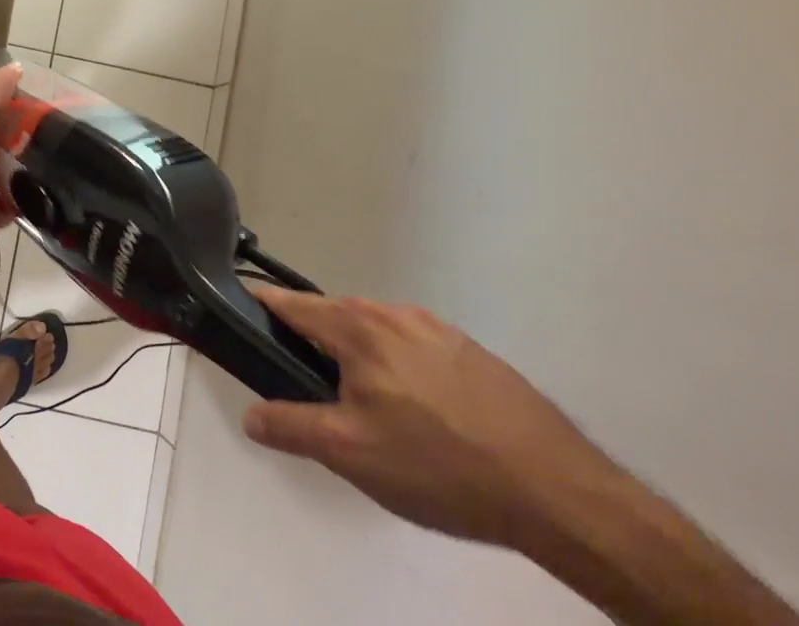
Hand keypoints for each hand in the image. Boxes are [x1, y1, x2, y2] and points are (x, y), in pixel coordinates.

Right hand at [243, 286, 623, 548]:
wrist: (560, 493)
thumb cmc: (439, 466)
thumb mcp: (348, 453)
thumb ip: (288, 426)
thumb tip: (252, 414)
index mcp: (362, 329)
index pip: (294, 303)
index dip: (262, 304)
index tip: (238, 309)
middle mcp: (400, 316)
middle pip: (335, 314)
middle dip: (309, 337)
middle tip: (298, 380)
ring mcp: (445, 333)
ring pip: (378, 331)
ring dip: (354, 352)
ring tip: (355, 401)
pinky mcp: (478, 357)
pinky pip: (414, 347)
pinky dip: (395, 364)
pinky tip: (410, 410)